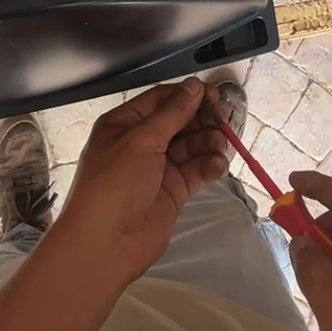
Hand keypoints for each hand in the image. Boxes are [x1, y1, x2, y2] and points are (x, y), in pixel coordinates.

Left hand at [51, 78, 230, 286]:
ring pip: (189, 146)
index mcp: (125, 123)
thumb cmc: (116, 183)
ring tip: (222, 144)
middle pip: (178, 121)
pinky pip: (194, 171)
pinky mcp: (172, 191)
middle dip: (202, 119)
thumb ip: (172, 114)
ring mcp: (157, 167)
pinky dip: (208, 165)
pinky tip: (218, 165)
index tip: (214, 95)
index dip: (186, 95)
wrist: (105, 245)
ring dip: (207, 142)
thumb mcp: (141, 141)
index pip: (160, 100)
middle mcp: (141, 142)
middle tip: (226, 119)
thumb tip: (195, 85)